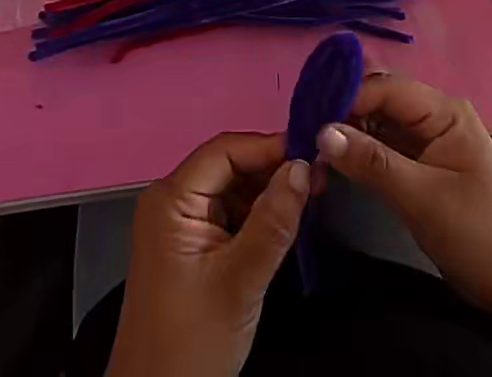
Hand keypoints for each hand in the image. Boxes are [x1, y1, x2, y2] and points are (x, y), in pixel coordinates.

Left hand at [105, 133, 310, 376]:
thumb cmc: (190, 345)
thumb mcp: (240, 281)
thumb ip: (274, 221)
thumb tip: (303, 166)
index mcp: (171, 199)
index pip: (226, 150)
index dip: (270, 147)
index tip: (313, 154)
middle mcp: (172, 199)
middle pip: (231, 164)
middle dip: (274, 169)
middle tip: (320, 177)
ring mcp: (181, 221)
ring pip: (235, 186)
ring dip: (271, 190)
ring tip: (312, 195)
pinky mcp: (193, 242)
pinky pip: (232, 210)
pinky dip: (261, 212)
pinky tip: (289, 218)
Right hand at [316, 74, 491, 315]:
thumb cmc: (483, 235)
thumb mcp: (425, 199)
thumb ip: (373, 163)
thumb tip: (323, 131)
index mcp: (444, 111)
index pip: (387, 88)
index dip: (347, 97)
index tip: (307, 116)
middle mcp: (433, 116)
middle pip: (380, 99)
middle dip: (342, 109)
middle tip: (301, 127)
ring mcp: (426, 141)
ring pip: (378, 123)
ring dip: (346, 131)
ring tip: (308, 143)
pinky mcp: (420, 165)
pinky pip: (382, 147)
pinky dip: (357, 152)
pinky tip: (331, 160)